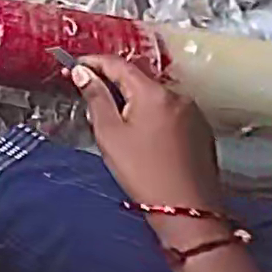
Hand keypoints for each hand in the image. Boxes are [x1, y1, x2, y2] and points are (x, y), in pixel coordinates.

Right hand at [70, 55, 224, 217]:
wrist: (187, 210)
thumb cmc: (141, 170)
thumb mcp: (109, 132)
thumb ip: (95, 97)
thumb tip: (83, 71)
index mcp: (153, 93)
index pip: (118, 64)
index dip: (92, 62)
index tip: (73, 66)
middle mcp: (177, 96)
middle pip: (136, 77)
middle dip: (109, 79)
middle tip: (84, 89)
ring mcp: (192, 112)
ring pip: (152, 93)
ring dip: (128, 95)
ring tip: (108, 113)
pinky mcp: (199, 128)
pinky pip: (166, 108)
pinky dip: (146, 109)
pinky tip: (135, 128)